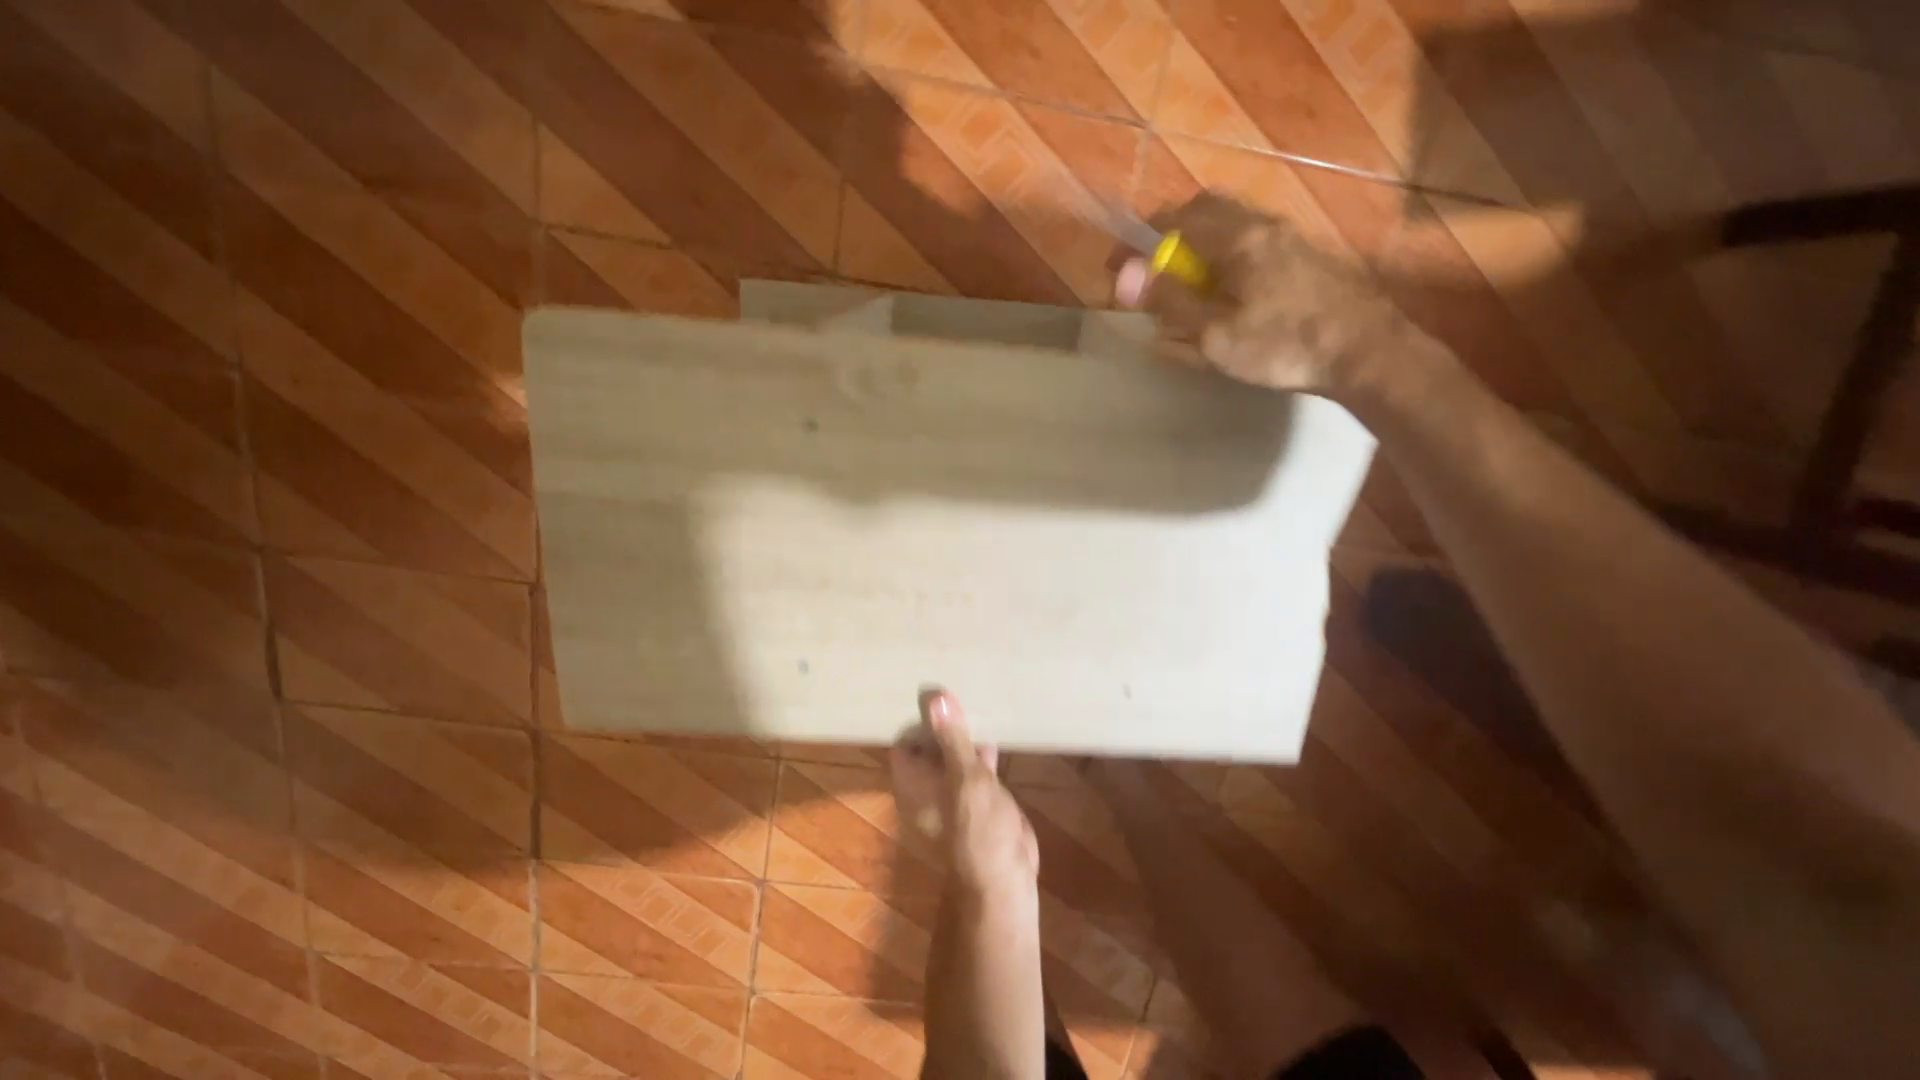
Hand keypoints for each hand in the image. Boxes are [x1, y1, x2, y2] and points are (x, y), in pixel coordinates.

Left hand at [890, 689, 1038, 898]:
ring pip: (953, 757)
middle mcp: (927, 789)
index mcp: (913, 785)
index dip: (916, 719)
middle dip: (943, 723)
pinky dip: (981, 753)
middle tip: (958, 683)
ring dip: (963, 736)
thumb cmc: (978, 827)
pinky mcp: (977, 802)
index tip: (932, 690)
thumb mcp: (966, 777)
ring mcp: (953, 796)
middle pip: (928, 748)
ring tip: (978, 697)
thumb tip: (935, 696)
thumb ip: (952, 738)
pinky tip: (998, 730)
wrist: (1005, 875)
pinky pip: (974, 770)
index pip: (904, 743)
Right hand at [1115, 193, 1446, 396]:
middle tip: (1153, 270)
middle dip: (1170, 234)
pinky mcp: (1308, 256)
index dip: (1139, 242)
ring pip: (1233, 224)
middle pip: (1205, 209)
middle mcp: (1263, 225)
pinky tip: (1229, 291)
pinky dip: (1228, 256)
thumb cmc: (1284, 346)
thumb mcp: (1216, 334)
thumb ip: (1170, 302)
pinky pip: (1254, 241)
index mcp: (1237, 238)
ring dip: (1201, 244)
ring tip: (1187, 284)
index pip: (1173, 220)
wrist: (1368, 352)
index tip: (1118, 268)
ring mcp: (1290, 237)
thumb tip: (1124, 275)